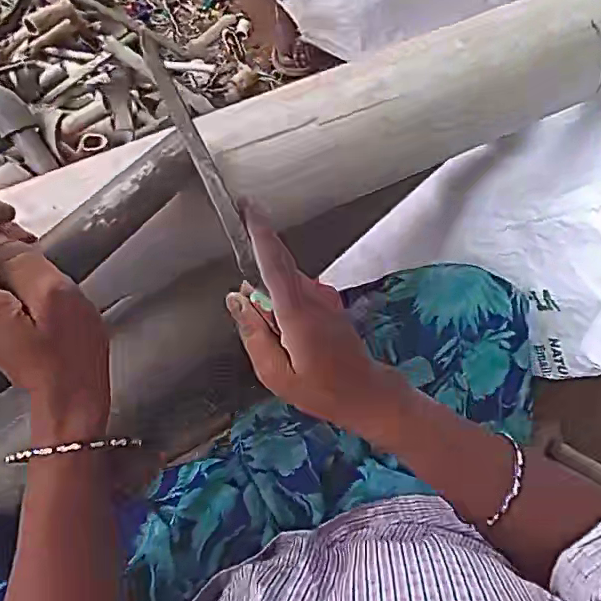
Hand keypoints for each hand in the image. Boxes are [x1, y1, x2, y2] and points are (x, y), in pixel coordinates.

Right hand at [223, 204, 410, 434]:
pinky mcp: (328, 303)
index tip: (248, 208)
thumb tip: (235, 300)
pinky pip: (296, 292)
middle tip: (258, 319)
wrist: (365, 392)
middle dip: (258, 279)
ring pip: (285, 283)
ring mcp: (324, 298)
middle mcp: (313, 297)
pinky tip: (291, 340)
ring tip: (283, 346)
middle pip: (277, 268)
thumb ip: (253, 333)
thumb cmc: (322, 390)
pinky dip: (283, 305)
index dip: (259, 232)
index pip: (274, 263)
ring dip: (271, 301)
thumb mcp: (275, 374)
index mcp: (297, 313)